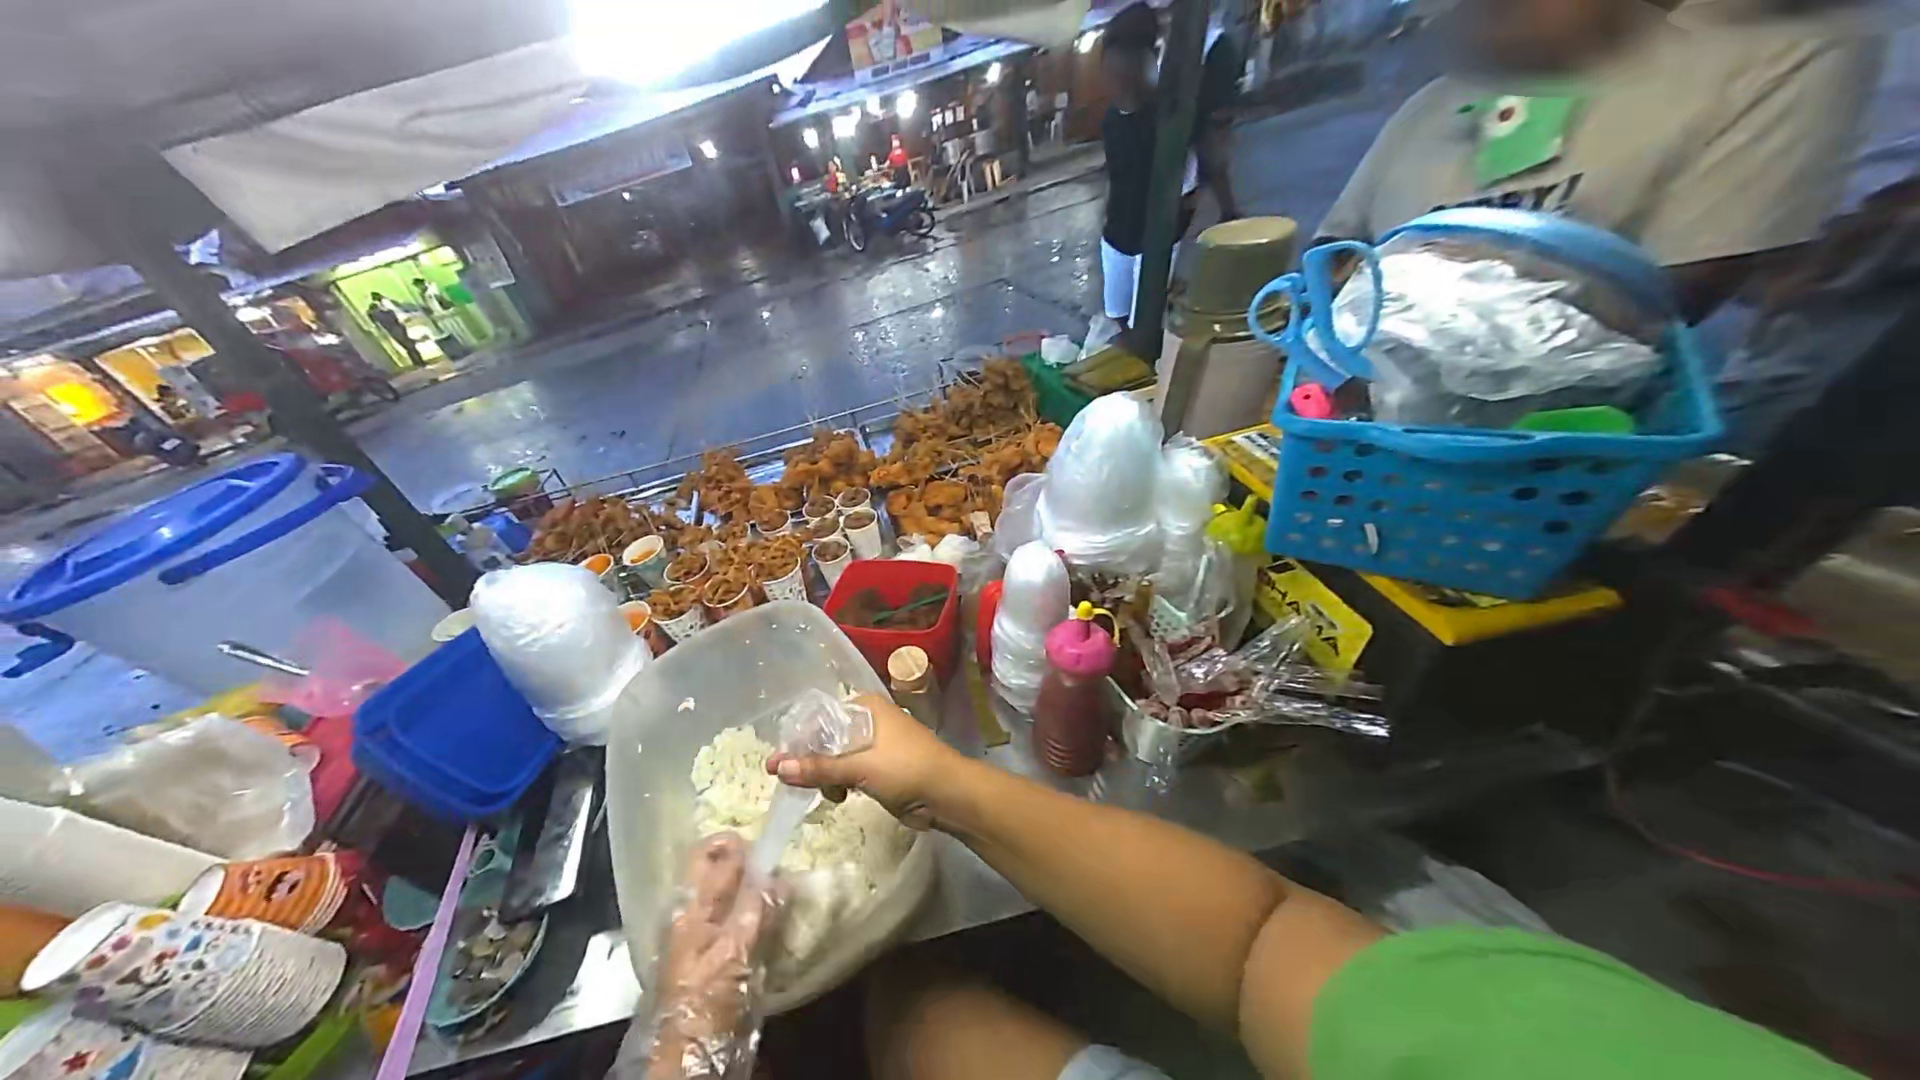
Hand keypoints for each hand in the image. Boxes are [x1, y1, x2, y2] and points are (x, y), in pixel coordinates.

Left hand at [639, 834, 774, 1079]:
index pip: (710, 854)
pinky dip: (757, 913)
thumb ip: (754, 910)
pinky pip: (737, 920)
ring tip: (785, 893)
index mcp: (691, 907)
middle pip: (720, 872)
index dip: (739, 843)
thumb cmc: (703, 1003)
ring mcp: (701, 936)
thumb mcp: (733, 954)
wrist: (684, 1062)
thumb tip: (777, 873)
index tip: (770, 847)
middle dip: (752, 865)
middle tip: (782, 869)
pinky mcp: (713, 957)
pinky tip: (775, 921)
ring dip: (758, 889)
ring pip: (731, 895)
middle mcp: (692, 914)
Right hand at [767, 694, 963, 830]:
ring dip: (826, 776)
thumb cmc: (907, 769)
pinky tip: (839, 797)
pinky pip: (849, 770)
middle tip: (792, 782)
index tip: (777, 764)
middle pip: (826, 738)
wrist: (949, 794)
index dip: (798, 740)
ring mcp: (876, 744)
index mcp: (866, 706)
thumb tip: (778, 767)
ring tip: (828, 794)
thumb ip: (819, 768)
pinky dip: (840, 782)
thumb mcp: (860, 767)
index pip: (820, 717)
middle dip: (811, 760)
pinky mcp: (880, 767)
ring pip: (836, 757)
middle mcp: (869, 719)